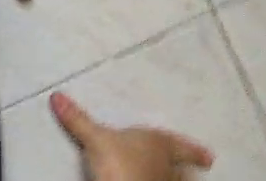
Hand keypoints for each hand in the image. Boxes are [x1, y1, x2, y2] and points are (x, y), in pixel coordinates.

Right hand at [52, 92, 215, 179]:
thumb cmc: (119, 163)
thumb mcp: (94, 139)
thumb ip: (78, 119)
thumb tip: (56, 96)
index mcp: (157, 144)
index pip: (178, 145)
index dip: (191, 149)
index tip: (210, 157)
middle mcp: (167, 167)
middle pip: (181, 169)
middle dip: (185, 169)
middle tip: (198, 170)